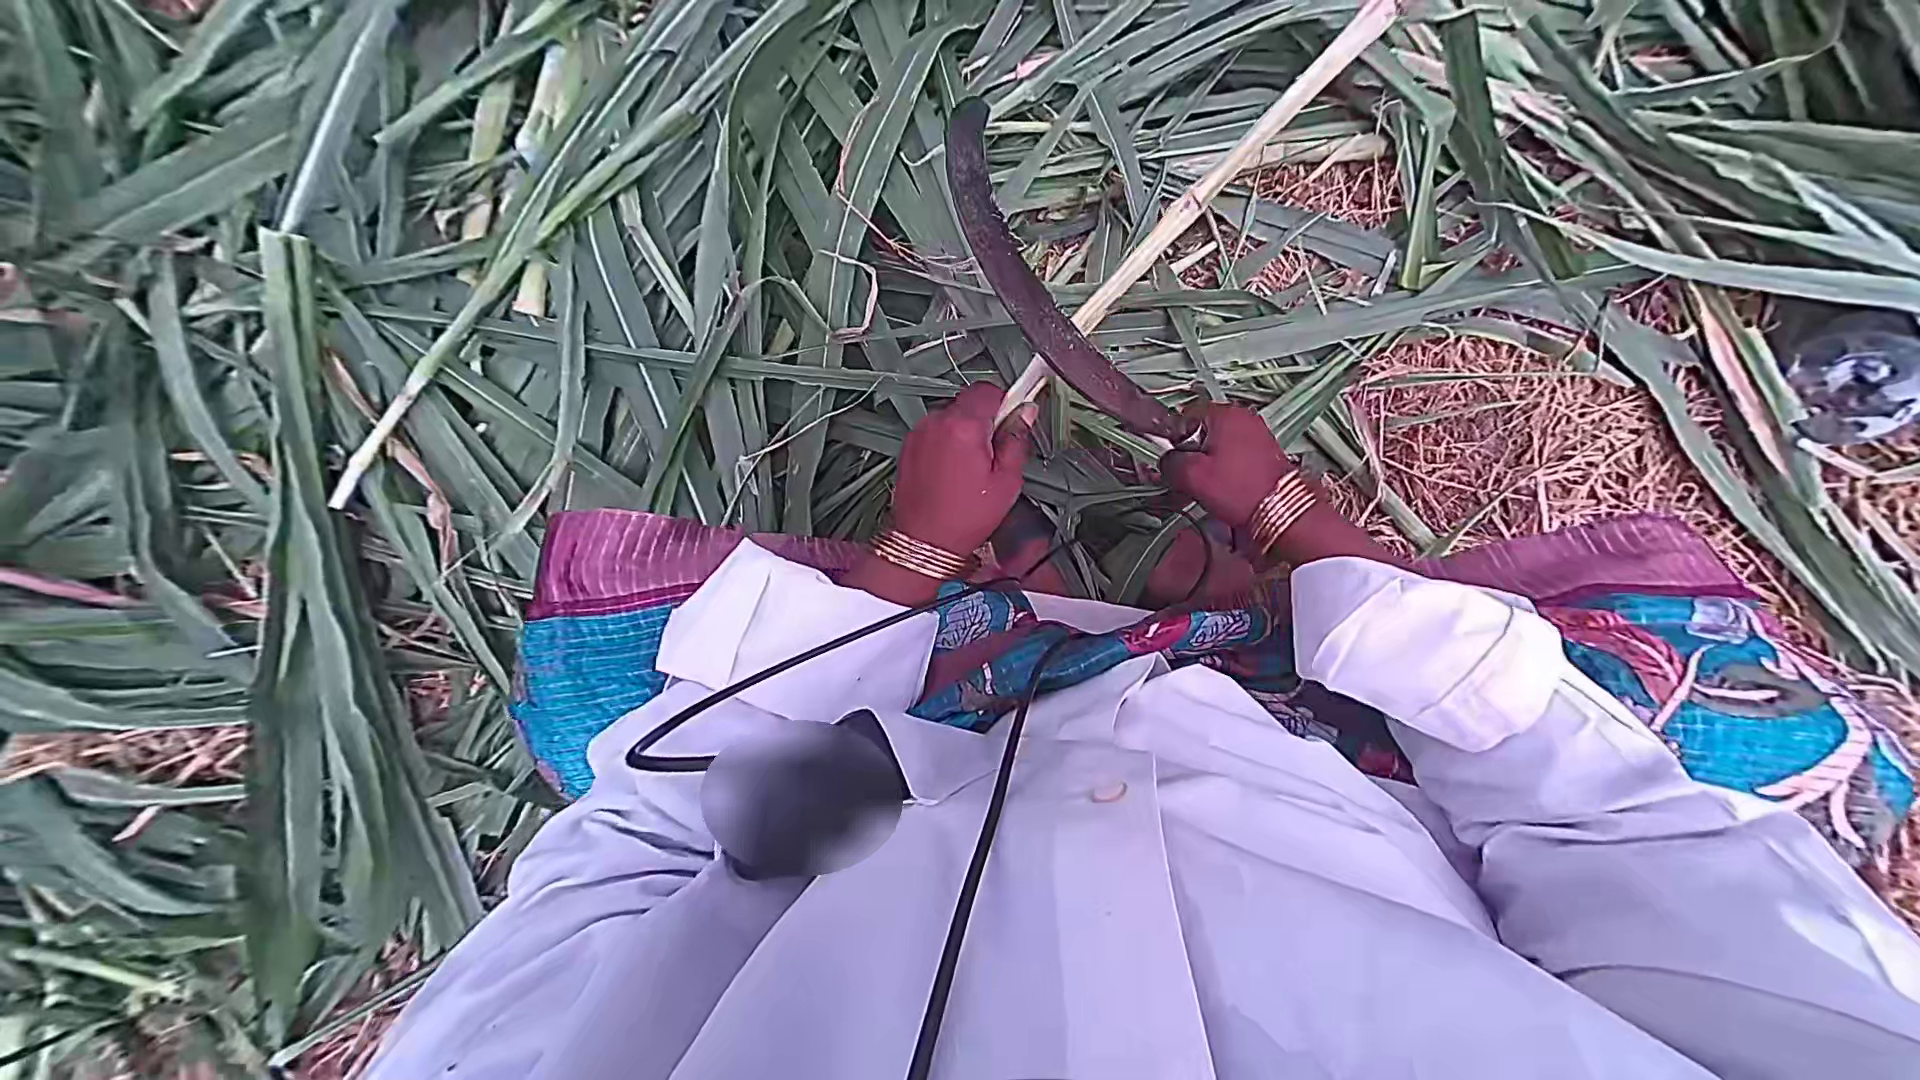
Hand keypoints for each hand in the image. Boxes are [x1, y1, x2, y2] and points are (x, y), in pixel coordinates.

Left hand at [845, 383, 1036, 606]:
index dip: (1007, 402)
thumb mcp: (1006, 481)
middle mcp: (936, 423)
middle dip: (986, 420)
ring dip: (965, 431)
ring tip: (972, 467)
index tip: (1015, 415)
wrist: (924, 541)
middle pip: (969, 401)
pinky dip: (948, 442)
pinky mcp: (909, 445)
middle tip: (995, 451)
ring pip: (952, 416)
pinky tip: (954, 471)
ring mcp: (919, 433)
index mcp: (963, 427)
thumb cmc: (962, 518)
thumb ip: (1017, 440)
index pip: (989, 390)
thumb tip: (1026, 413)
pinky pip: (935, 431)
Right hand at [1157, 403, 1288, 526]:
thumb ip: (1169, 462)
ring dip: (1205, 461)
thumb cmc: (1241, 490)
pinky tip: (1221, 485)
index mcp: (1225, 414)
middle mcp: (1243, 418)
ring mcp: (1256, 433)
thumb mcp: (1191, 475)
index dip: (1171, 439)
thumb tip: (1166, 460)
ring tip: (1206, 483)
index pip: (1184, 415)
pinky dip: (1222, 467)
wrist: (1280, 510)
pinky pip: (1231, 453)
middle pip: (1200, 429)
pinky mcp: (1262, 451)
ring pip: (1215, 443)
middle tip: (1187, 474)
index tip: (1171, 459)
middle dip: (1189, 452)